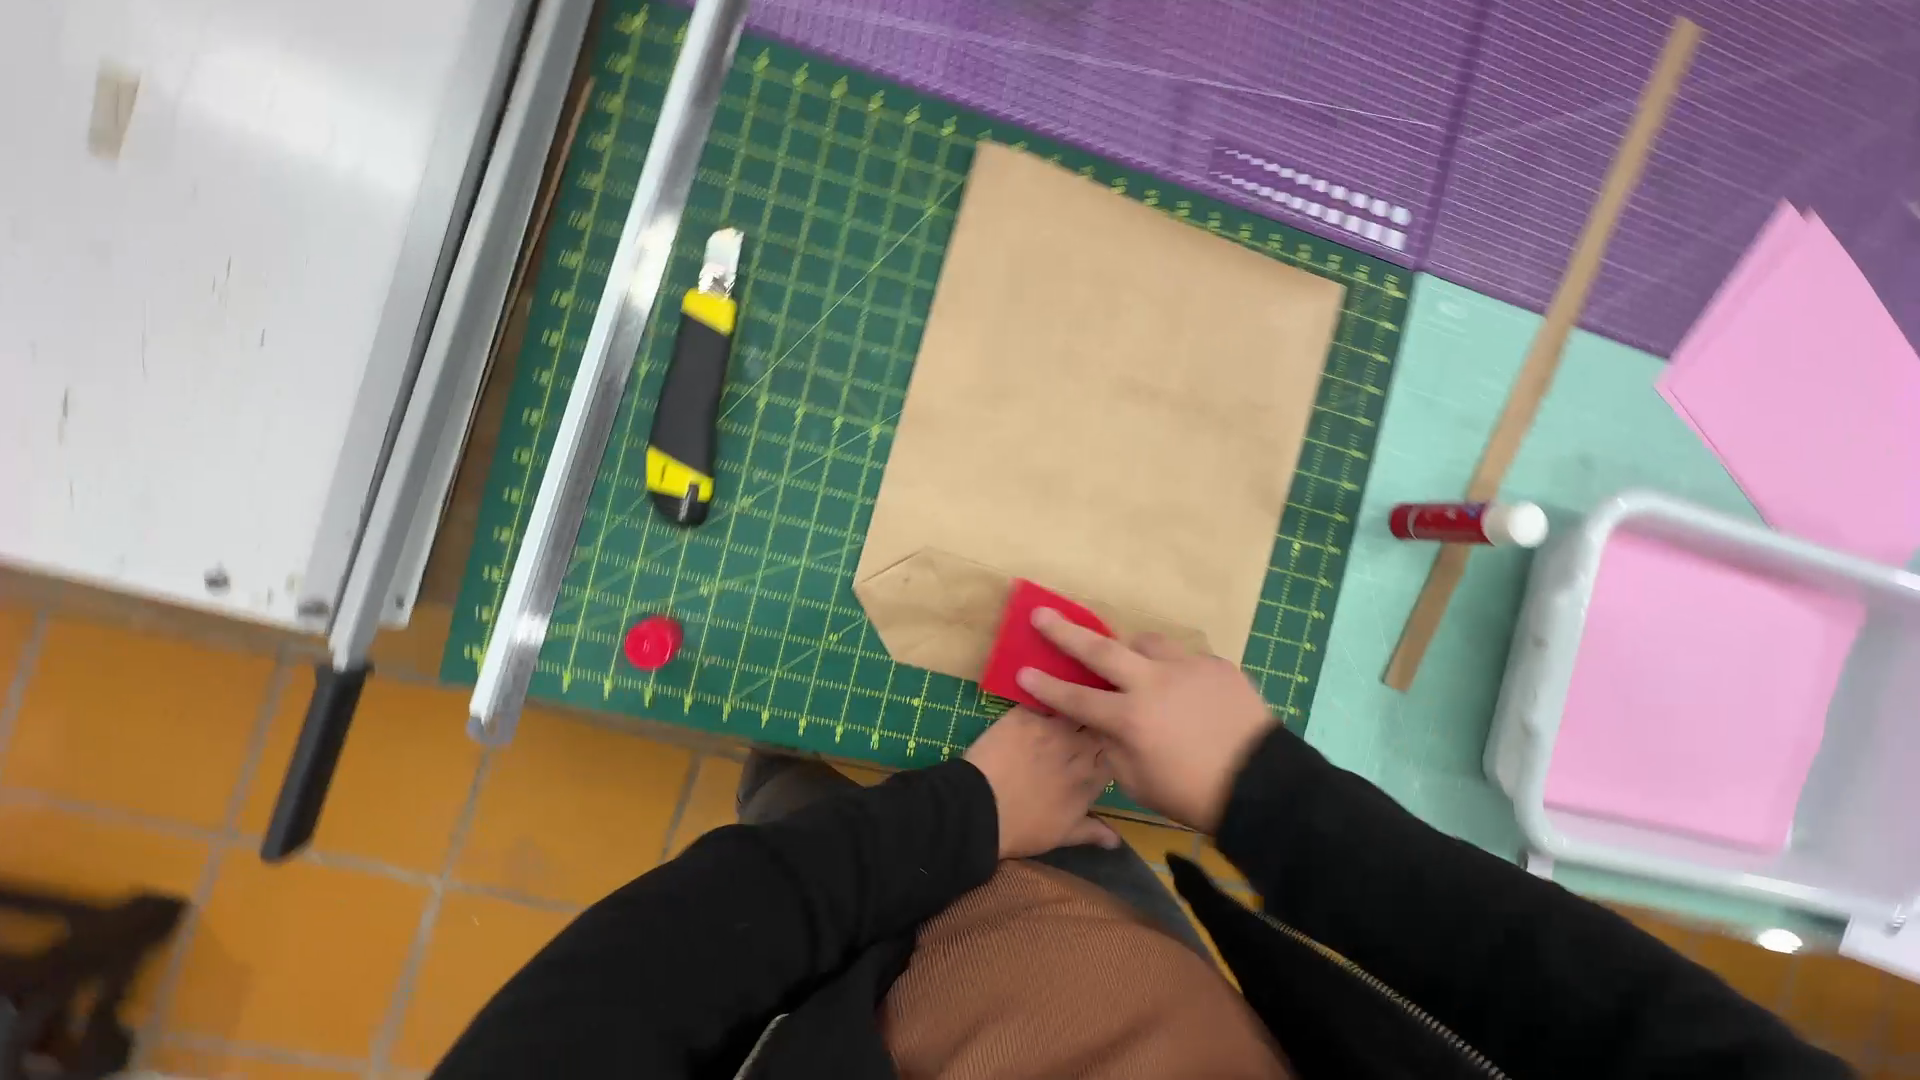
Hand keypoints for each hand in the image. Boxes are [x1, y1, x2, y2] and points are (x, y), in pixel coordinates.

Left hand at [964, 707, 1119, 858]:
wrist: (979, 809)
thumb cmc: (1020, 829)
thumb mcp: (1060, 836)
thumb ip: (1091, 831)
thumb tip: (1116, 840)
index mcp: (1089, 780)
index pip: (1114, 755)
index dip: (1109, 749)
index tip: (1101, 748)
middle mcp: (1077, 750)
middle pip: (1098, 726)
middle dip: (1095, 724)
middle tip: (1084, 725)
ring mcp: (1051, 729)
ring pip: (1074, 708)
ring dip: (1072, 707)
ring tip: (1065, 704)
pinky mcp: (1025, 715)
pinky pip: (1042, 699)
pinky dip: (1043, 697)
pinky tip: (1039, 692)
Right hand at [1015, 608, 1276, 831]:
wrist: (1264, 786)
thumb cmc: (1194, 795)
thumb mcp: (1139, 783)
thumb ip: (1113, 749)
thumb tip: (1103, 725)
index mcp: (1130, 719)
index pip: (1075, 697)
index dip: (1046, 685)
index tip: (1023, 670)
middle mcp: (1153, 684)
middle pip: (1100, 649)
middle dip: (1065, 632)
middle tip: (1043, 615)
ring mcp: (1187, 668)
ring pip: (1147, 643)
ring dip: (1131, 648)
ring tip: (1130, 659)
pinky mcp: (1217, 665)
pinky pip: (1184, 657)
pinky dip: (1173, 667)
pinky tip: (1180, 685)